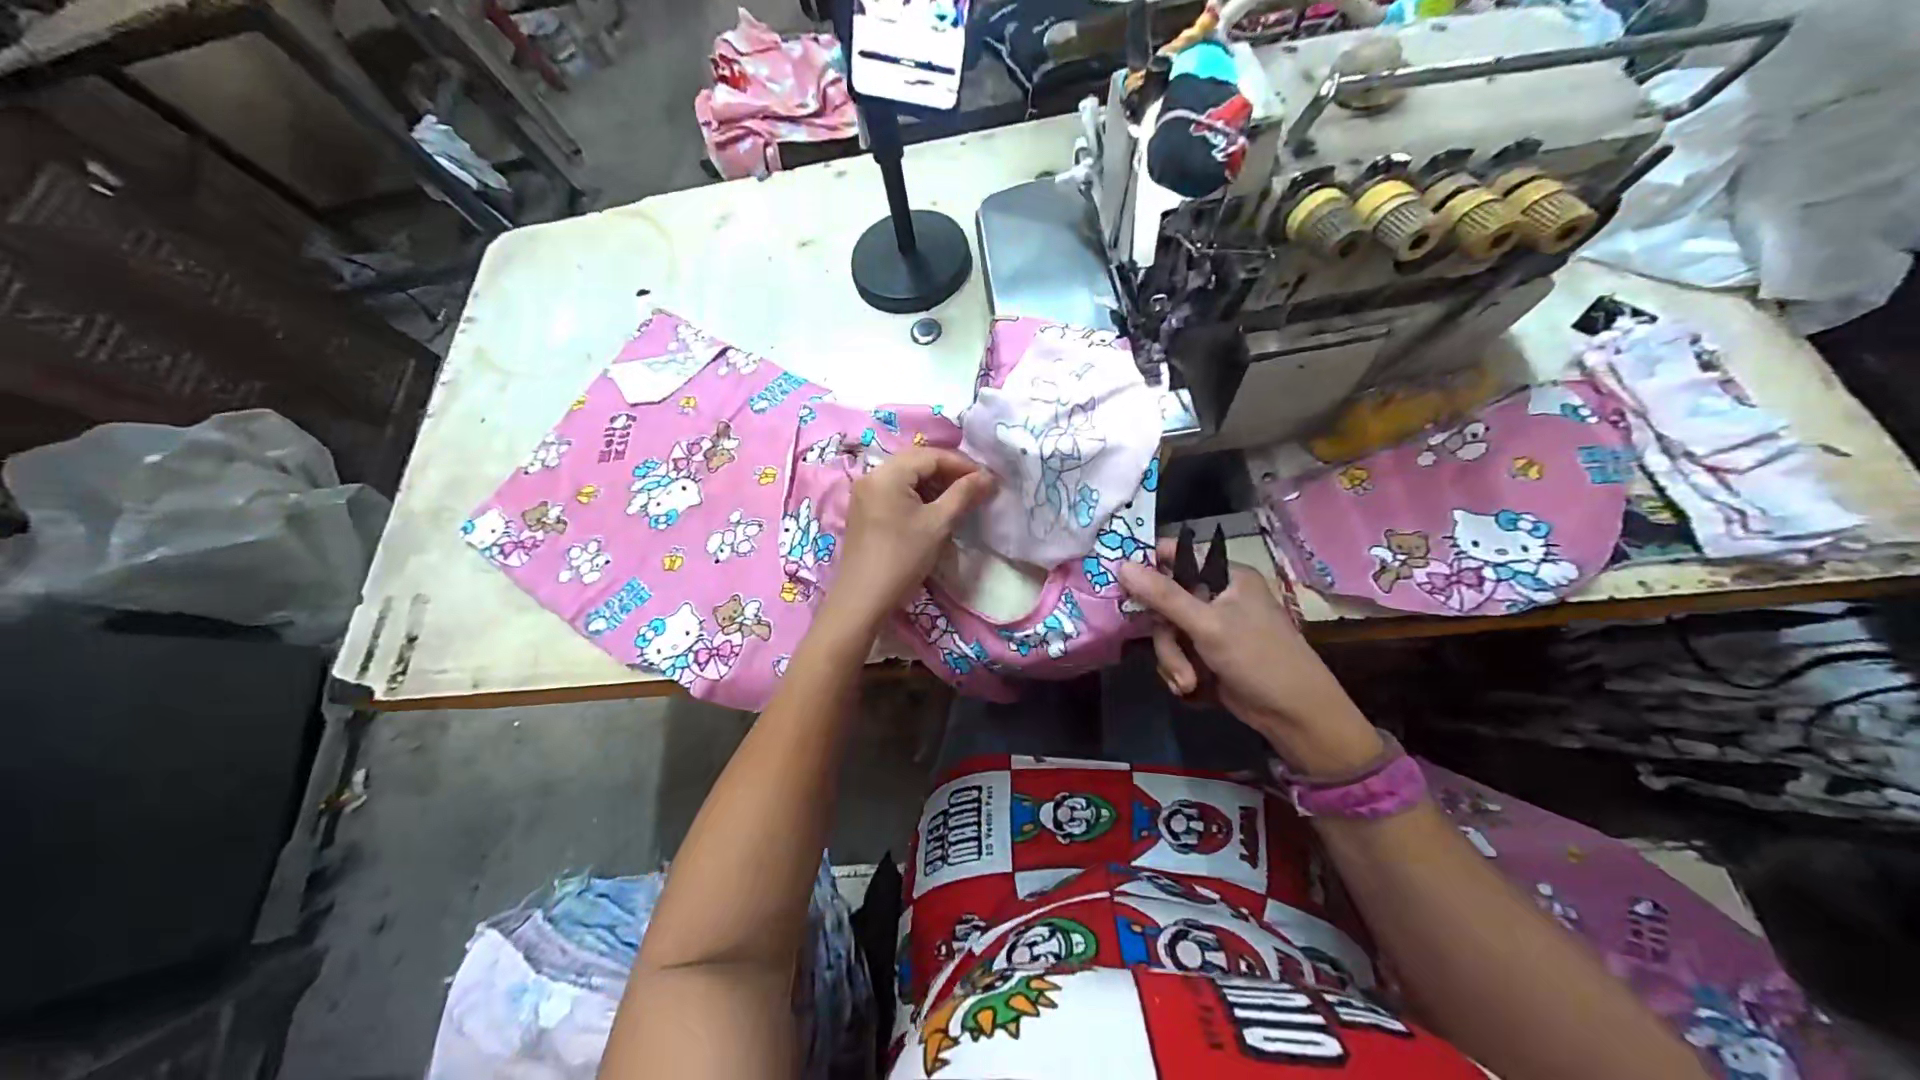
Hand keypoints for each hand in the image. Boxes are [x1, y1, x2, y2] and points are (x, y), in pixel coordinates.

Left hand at [822, 447, 995, 635]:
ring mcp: (865, 493)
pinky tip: (935, 508)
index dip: (962, 464)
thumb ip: (963, 494)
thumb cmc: (902, 558)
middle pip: (917, 461)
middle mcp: (872, 476)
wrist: (863, 599)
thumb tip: (987, 477)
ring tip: (960, 498)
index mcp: (887, 474)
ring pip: (906, 476)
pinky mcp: (864, 510)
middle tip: (976, 486)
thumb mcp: (938, 524)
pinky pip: (895, 491)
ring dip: (934, 483)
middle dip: (949, 471)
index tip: (987, 479)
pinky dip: (918, 494)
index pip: (930, 455)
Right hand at [1118, 541, 1383, 775]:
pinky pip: (1177, 654)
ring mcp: (1214, 628)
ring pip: (1168, 634)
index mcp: (1227, 576)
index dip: (1148, 566)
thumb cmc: (1258, 658)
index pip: (1178, 556)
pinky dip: (1180, 672)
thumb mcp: (1207, 624)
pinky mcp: (1209, 656)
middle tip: (1175, 658)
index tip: (1122, 583)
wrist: (1294, 715)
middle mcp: (1219, 597)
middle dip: (1167, 638)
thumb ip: (1163, 595)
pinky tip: (1193, 688)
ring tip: (1188, 683)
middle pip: (1165, 603)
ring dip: (1173, 661)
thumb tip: (1122, 565)